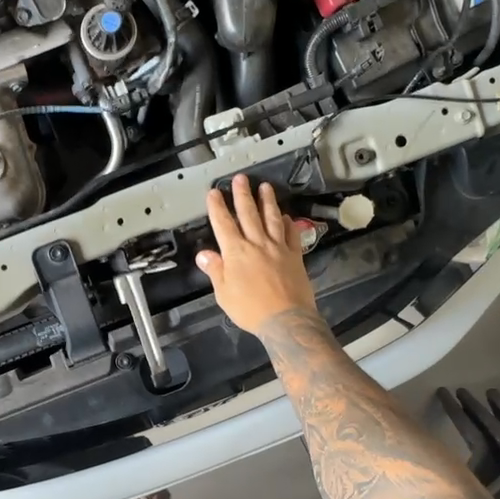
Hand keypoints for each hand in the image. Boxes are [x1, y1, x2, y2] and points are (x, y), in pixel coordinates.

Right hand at [196, 174, 319, 336]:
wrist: (285, 319)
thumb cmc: (250, 309)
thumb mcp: (224, 294)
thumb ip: (216, 271)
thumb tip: (204, 254)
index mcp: (236, 253)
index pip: (223, 224)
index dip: (217, 207)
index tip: (214, 193)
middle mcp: (257, 244)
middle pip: (249, 214)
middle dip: (242, 195)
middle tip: (241, 179)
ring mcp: (278, 248)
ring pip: (271, 218)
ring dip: (267, 201)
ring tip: (265, 187)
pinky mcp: (295, 256)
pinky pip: (291, 234)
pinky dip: (288, 223)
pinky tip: (285, 216)